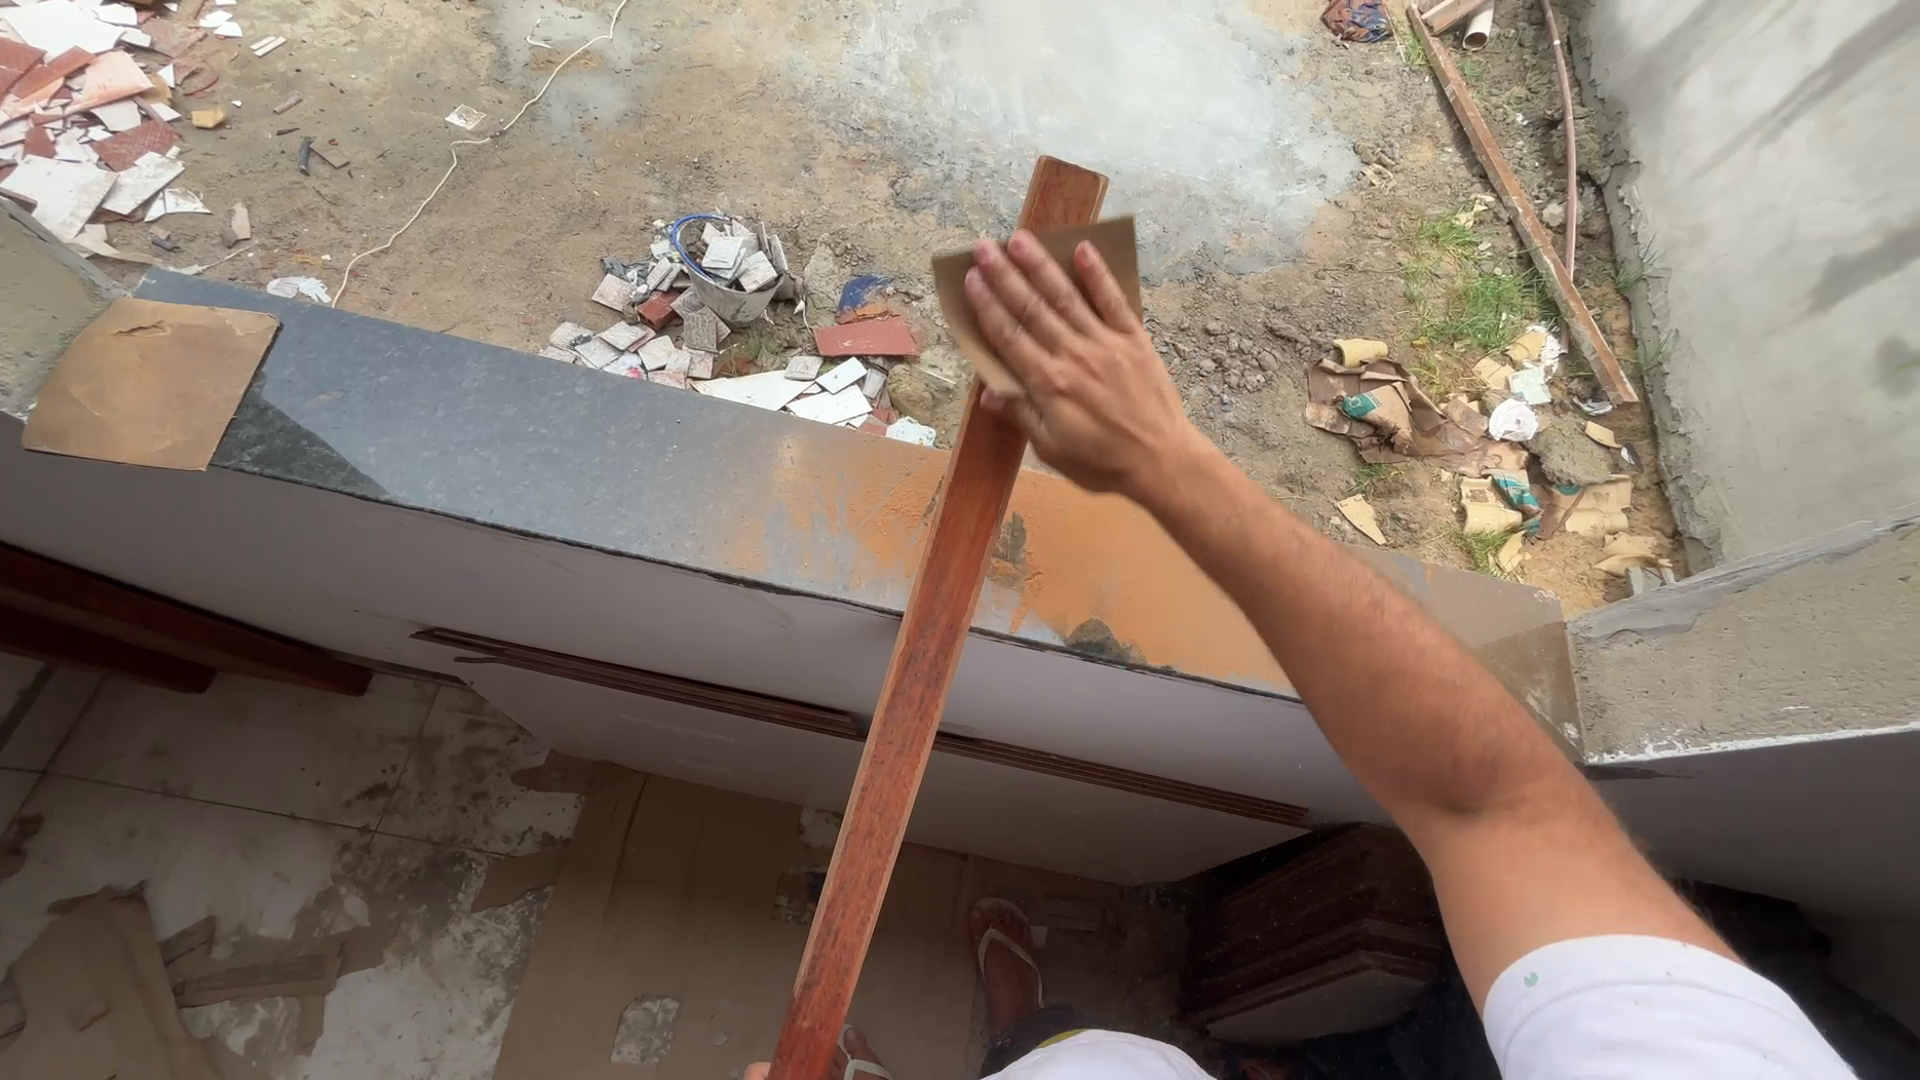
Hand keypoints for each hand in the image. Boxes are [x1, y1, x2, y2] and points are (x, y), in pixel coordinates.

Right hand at [963, 231, 1208, 504]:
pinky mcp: (1133, 340)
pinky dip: (1098, 274)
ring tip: (1020, 238)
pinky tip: (1083, 248)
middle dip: (1004, 275)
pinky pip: (1113, 301)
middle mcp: (1072, 356)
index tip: (971, 279)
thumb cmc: (1101, 463)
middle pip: (1031, 308)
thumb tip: (987, 393)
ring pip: (1065, 297)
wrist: (1160, 462)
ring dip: (1040, 265)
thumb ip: (1021, 416)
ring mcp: (1104, 344)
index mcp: (1048, 385)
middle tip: (983, 246)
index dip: (987, 306)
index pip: (1009, 337)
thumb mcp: (1051, 450)